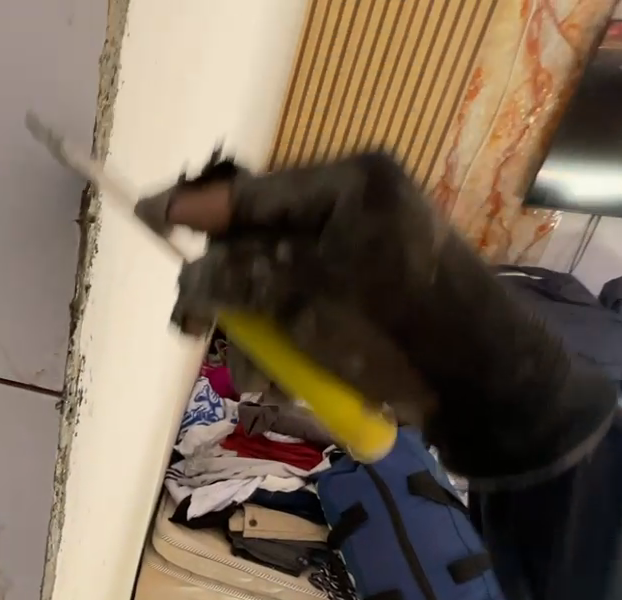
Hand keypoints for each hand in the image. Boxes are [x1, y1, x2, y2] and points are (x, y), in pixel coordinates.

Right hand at [138, 153, 614, 485]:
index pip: (252, 191)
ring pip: (261, 295)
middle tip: (193, 326)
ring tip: (260, 377)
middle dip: (222, 295)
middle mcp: (342, 218)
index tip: (147, 214)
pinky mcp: (343, 310)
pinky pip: (285, 325)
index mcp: (346, 188)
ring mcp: (342, 266)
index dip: (196, 206)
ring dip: (248, 340)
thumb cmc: (398, 328)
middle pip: (248, 247)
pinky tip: (282, 381)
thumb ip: (241, 279)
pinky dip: (274, 357)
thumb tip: (186, 277)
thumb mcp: (310, 296)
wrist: (474, 387)